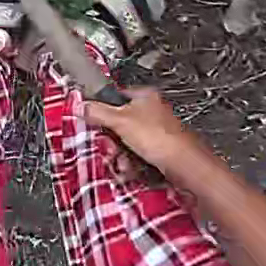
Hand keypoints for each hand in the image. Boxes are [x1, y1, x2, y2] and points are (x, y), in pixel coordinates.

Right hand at [83, 86, 202, 174]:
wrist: (185, 166)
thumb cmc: (158, 137)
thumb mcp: (120, 121)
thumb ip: (98, 112)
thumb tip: (80, 104)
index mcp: (144, 96)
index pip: (116, 96)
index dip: (104, 110)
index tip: (95, 122)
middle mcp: (151, 112)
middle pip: (119, 122)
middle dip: (112, 139)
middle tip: (110, 148)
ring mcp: (156, 132)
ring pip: (127, 141)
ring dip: (120, 155)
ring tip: (123, 162)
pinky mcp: (160, 151)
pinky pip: (137, 155)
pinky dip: (132, 163)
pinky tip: (131, 169)